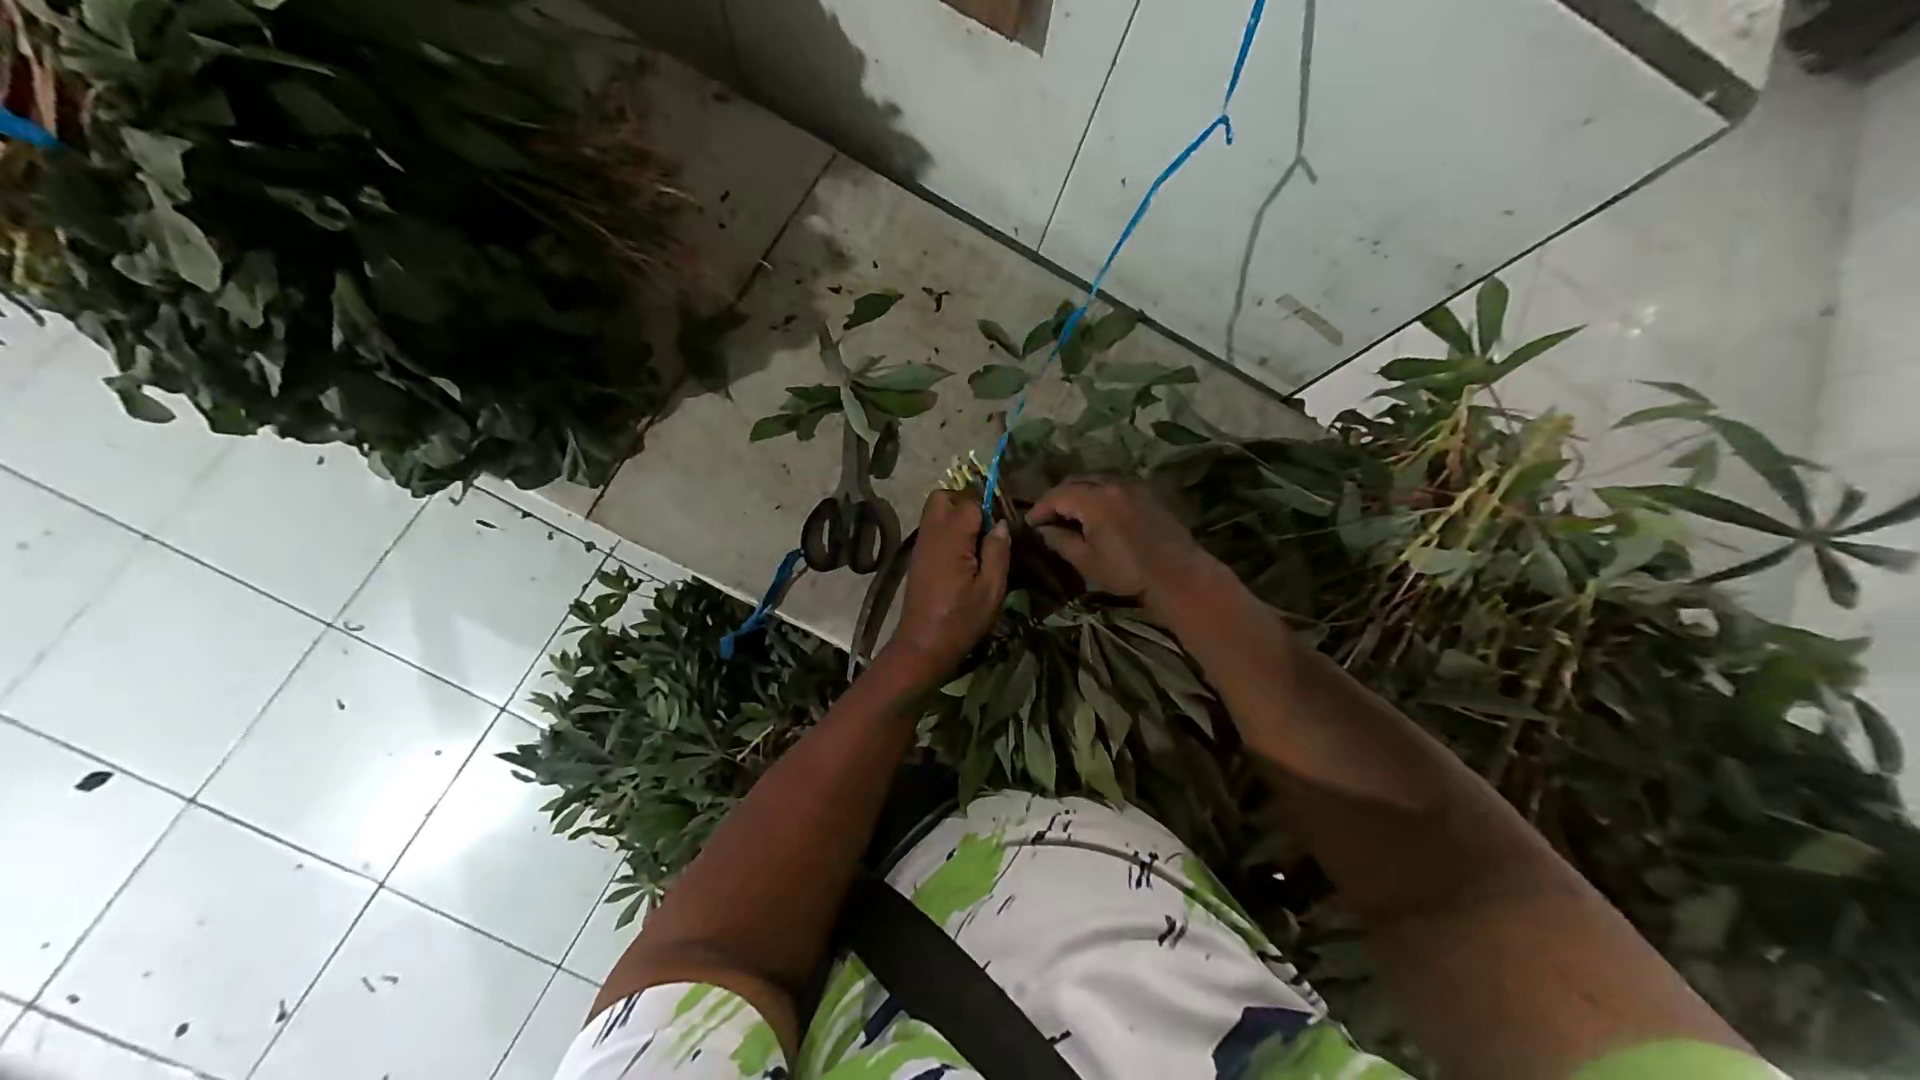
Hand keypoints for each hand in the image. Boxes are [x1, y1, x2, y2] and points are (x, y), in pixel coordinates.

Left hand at [883, 489, 1011, 680]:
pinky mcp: (917, 557)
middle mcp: (931, 533)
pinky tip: (962, 557)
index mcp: (952, 537)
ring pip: (935, 511)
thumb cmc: (961, 619)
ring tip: (976, 543)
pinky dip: (947, 531)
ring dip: (956, 517)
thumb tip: (1002, 523)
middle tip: (984, 528)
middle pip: (943, 496)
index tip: (1000, 529)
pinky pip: (932, 529)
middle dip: (965, 503)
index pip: (970, 502)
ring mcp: (921, 544)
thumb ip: (998, 551)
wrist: (923, 645)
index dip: (988, 509)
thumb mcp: (992, 589)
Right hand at [1027, 476, 1224, 615]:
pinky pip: (1113, 485)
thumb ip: (1059, 540)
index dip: (1039, 508)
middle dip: (1057, 498)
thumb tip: (1042, 530)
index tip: (1029, 524)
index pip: (1057, 495)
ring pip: (1095, 480)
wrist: (1177, 575)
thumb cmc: (1126, 572)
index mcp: (1094, 498)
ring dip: (1078, 493)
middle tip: (1046, 519)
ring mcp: (1132, 486)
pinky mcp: (1146, 493)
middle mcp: (1112, 483)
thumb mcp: (1086, 560)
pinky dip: (1098, 494)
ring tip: (1069, 516)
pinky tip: (1095, 514)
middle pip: (1075, 481)